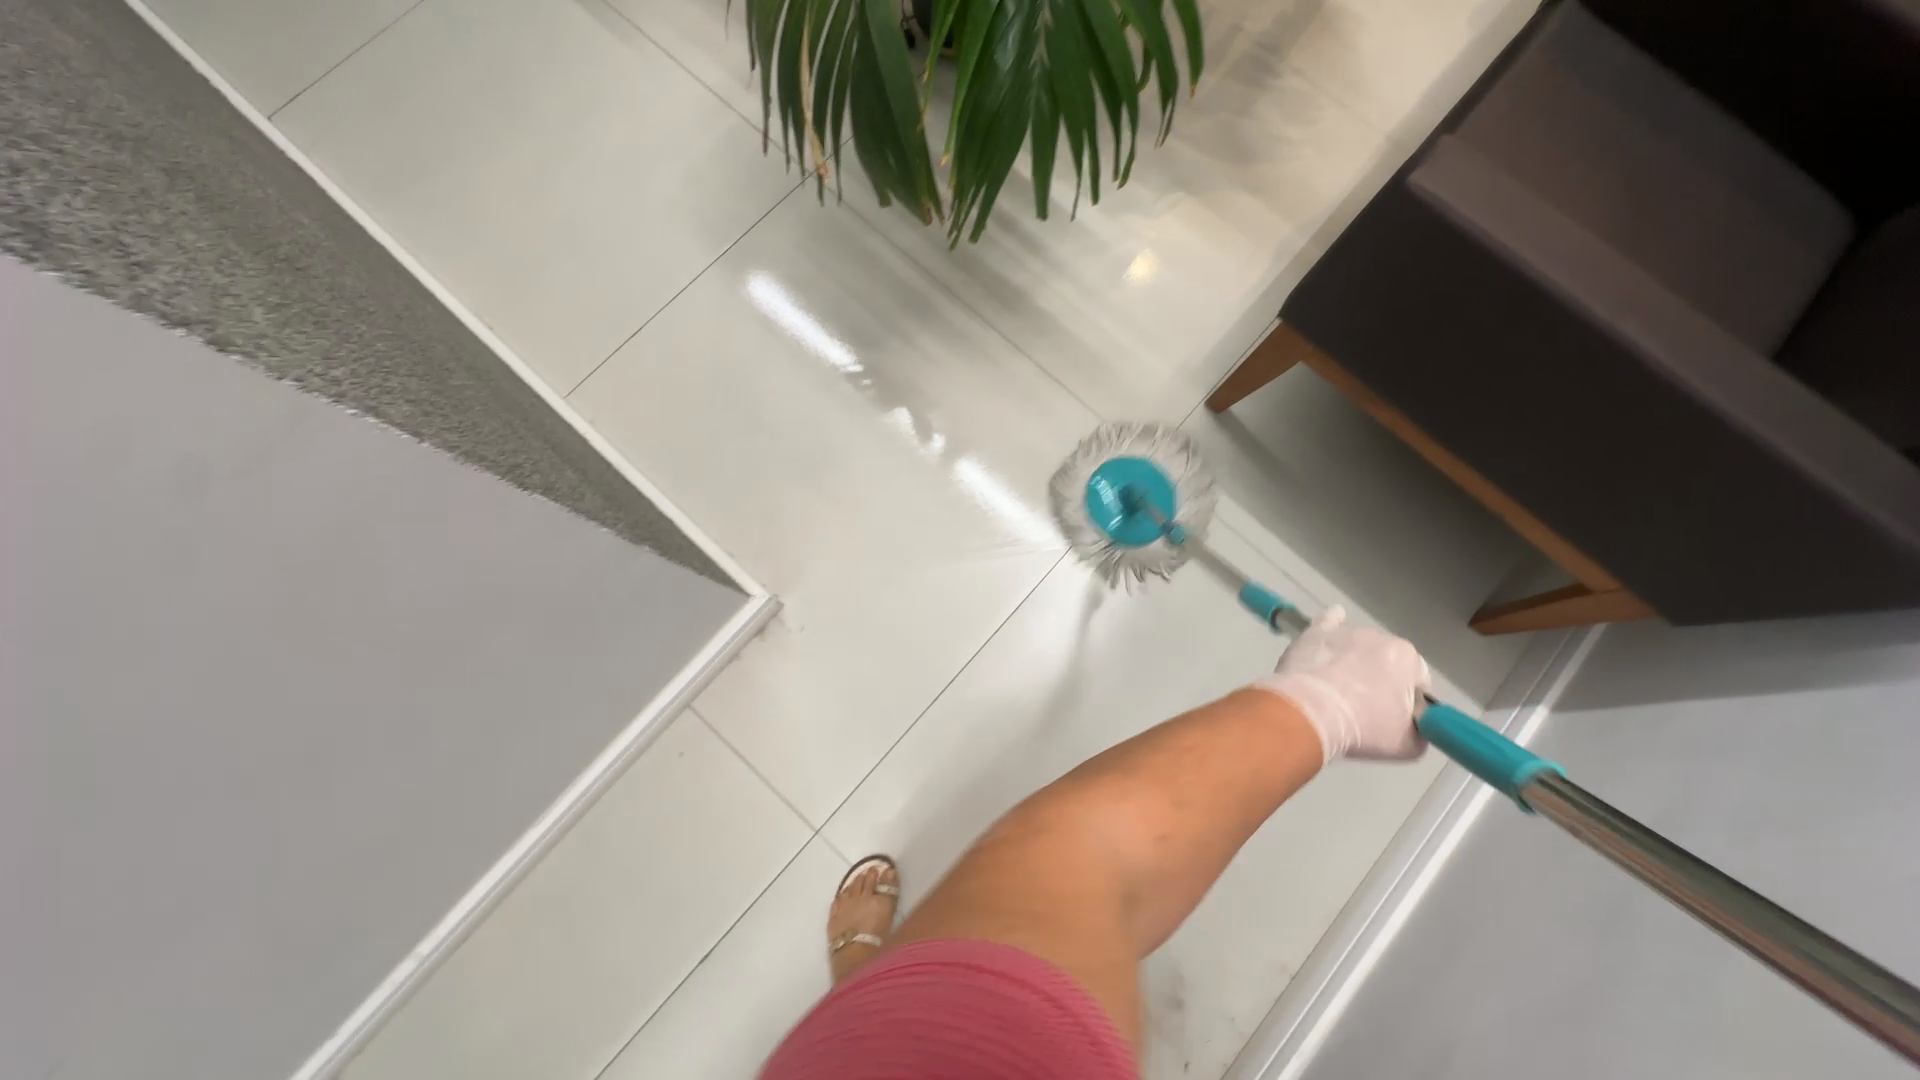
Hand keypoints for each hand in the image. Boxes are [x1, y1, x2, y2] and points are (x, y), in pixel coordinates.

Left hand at [1254, 606, 1429, 763]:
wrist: (1309, 712)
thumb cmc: (1363, 727)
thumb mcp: (1407, 745)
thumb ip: (1420, 732)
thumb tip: (1416, 728)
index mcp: (1408, 659)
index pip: (1418, 680)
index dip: (1408, 701)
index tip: (1392, 718)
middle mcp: (1379, 637)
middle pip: (1386, 661)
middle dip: (1379, 680)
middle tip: (1361, 707)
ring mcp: (1345, 632)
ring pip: (1357, 647)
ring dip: (1353, 661)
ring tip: (1337, 687)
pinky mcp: (1315, 633)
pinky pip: (1328, 620)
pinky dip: (1332, 624)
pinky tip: (1332, 626)